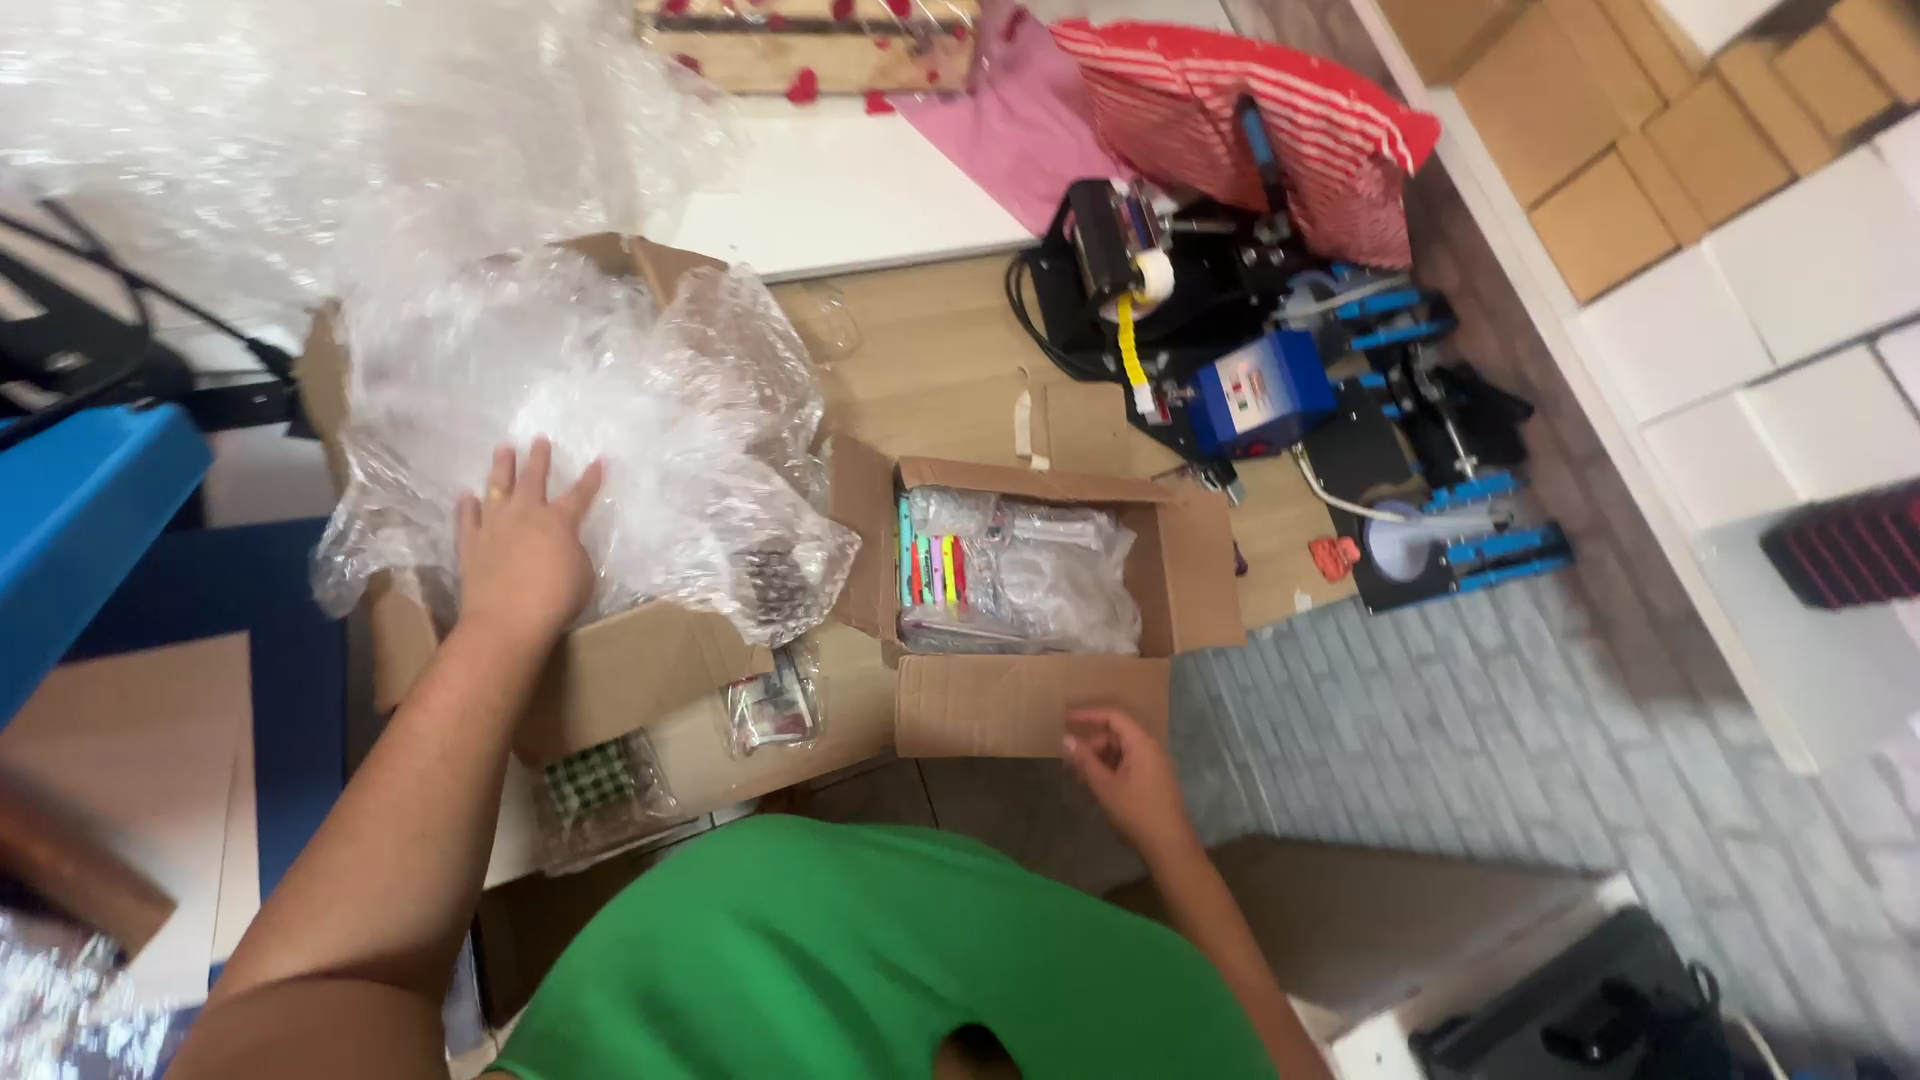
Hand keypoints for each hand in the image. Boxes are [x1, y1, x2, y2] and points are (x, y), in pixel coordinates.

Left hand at [454, 438, 603, 648]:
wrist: (507, 619)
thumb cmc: (557, 597)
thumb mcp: (583, 572)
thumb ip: (574, 550)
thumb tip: (563, 543)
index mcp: (559, 521)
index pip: (580, 494)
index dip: (591, 478)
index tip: (598, 460)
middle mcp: (525, 515)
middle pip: (532, 480)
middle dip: (538, 459)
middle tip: (538, 440)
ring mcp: (493, 528)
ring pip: (497, 489)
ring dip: (501, 468)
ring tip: (503, 450)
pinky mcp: (470, 545)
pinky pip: (467, 519)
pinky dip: (467, 505)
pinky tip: (467, 495)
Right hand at [1062, 707, 1199, 864]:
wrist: (1170, 846)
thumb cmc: (1136, 812)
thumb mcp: (1105, 786)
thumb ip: (1085, 760)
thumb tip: (1066, 739)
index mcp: (1141, 743)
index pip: (1113, 716)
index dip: (1088, 714)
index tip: (1066, 719)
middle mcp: (1151, 748)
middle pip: (1117, 734)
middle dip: (1092, 744)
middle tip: (1071, 760)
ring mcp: (1155, 764)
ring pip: (1122, 750)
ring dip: (1100, 758)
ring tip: (1081, 776)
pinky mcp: (1155, 779)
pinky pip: (1130, 763)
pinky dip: (1111, 768)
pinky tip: (1098, 785)